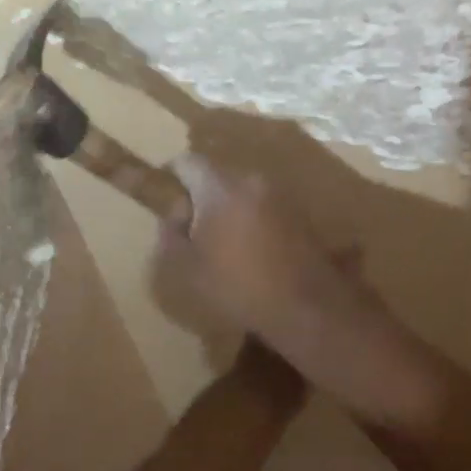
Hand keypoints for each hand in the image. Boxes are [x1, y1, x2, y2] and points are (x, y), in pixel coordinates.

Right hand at [156, 156, 382, 347]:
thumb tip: (173, 218)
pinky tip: (249, 250)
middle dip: (200, 194)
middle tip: (189, 224)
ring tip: (220, 240)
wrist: (307, 309)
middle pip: (217, 175)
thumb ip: (171, 236)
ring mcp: (281, 196)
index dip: (171, 174)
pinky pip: (263, 206)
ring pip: (242, 191)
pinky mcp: (300, 214)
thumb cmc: (238, 287)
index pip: (188, 162)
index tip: (164, 195)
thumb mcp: (187, 269)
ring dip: (228, 208)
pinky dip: (251, 219)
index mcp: (220, 188)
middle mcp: (252, 181)